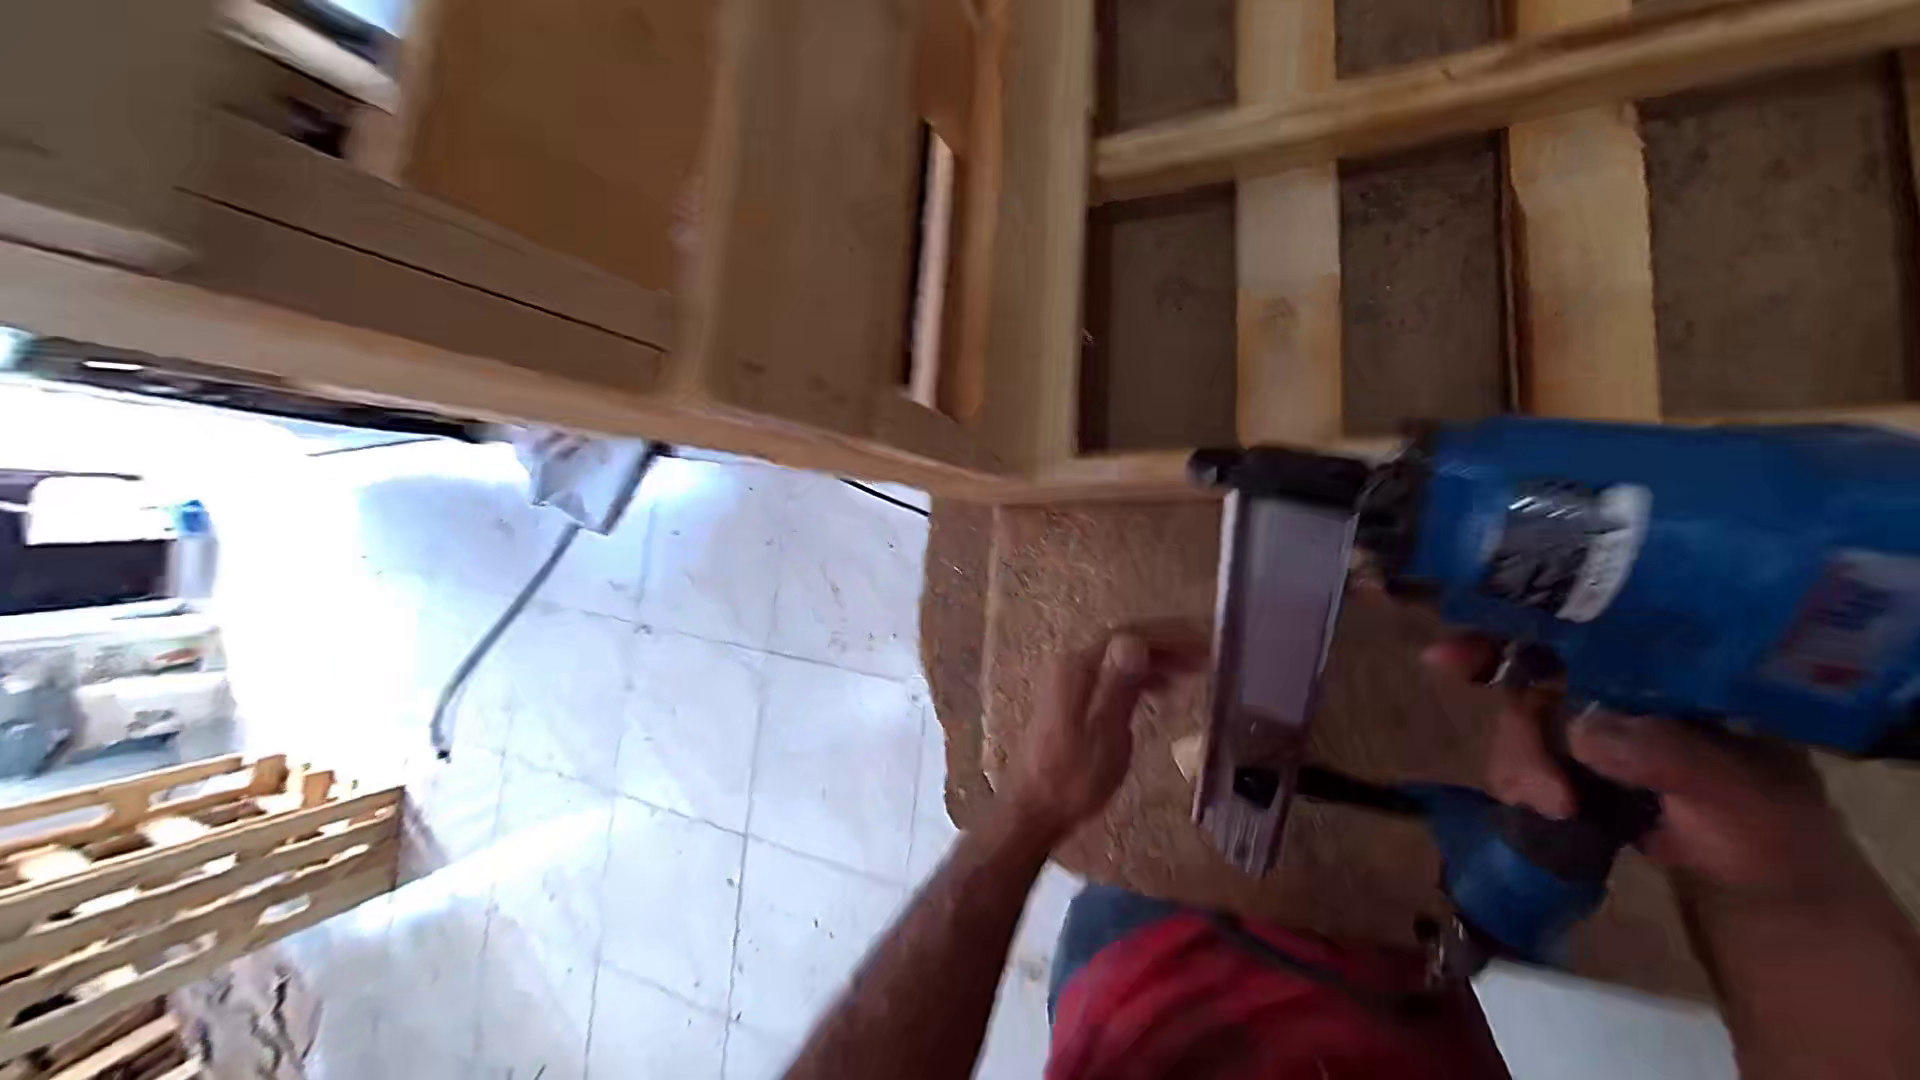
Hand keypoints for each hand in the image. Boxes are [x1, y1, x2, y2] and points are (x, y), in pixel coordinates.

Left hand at [1004, 624, 1207, 837]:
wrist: (1034, 808)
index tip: (1207, 644)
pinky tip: (1163, 693)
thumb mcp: (1104, 735)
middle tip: (1208, 655)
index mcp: (1078, 668)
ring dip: (1158, 660)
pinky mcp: (1074, 697)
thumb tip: (1136, 640)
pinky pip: (1113, 674)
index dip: (1171, 636)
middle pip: (1125, 640)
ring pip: (1121, 656)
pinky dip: (1142, 677)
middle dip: (1168, 644)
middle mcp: (1072, 665)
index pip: (1130, 634)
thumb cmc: (1072, 779)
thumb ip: (1119, 686)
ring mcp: (1071, 680)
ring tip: (1195, 673)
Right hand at [1426, 636, 1867, 900]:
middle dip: (1516, 730)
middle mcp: (1601, 677)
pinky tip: (1543, 810)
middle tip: (1535, 789)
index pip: (1568, 626)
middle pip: (1522, 677)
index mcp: (1651, 664)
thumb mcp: (1737, 789)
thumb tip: (1581, 732)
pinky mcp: (1551, 752)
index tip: (1453, 658)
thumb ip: (1669, 757)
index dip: (1506, 629)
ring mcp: (1571, 715)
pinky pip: (1507, 755)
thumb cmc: (1764, 820)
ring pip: (1511, 721)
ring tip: (1559, 813)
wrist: (1757, 872)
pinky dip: (1516, 782)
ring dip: (1521, 767)